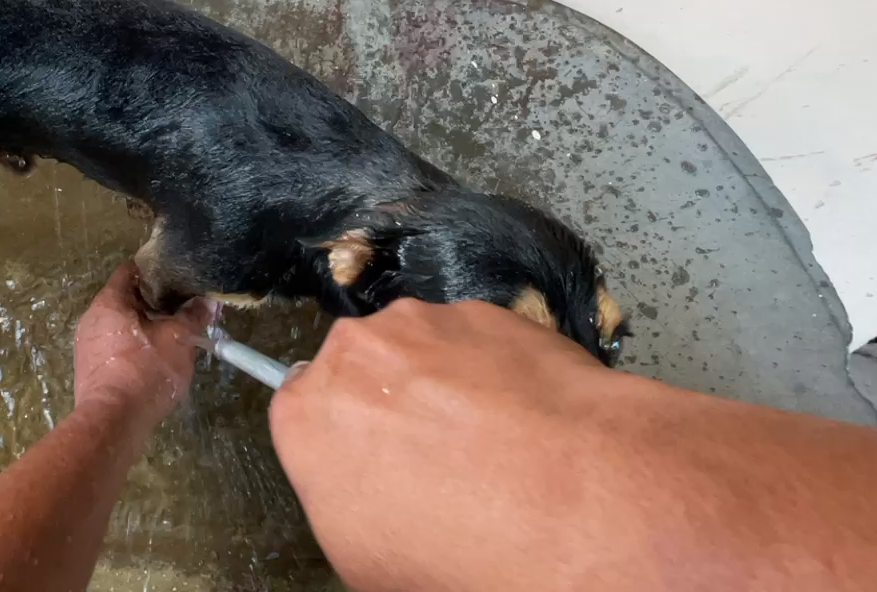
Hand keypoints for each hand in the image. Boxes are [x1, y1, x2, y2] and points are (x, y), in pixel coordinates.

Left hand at [74, 261, 212, 422]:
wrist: (112, 423)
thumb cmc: (144, 371)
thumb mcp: (178, 340)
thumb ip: (193, 316)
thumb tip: (208, 301)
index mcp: (109, 301)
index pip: (130, 270)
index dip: (154, 268)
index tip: (175, 273)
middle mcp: (92, 317)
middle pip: (125, 298)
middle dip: (153, 300)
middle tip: (180, 304)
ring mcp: (87, 344)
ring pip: (120, 324)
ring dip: (144, 325)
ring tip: (171, 330)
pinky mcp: (89, 369)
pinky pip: (114, 345)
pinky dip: (133, 345)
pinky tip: (154, 357)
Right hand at [268, 298, 638, 591]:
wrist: (577, 505)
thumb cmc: (467, 553)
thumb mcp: (369, 568)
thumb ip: (340, 503)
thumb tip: (363, 488)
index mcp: (306, 415)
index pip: (300, 409)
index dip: (337, 437)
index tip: (367, 460)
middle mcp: (351, 352)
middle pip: (358, 371)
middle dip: (385, 404)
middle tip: (435, 459)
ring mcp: (418, 323)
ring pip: (415, 349)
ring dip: (438, 383)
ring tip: (491, 444)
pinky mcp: (478, 311)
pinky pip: (470, 341)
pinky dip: (488, 370)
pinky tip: (524, 422)